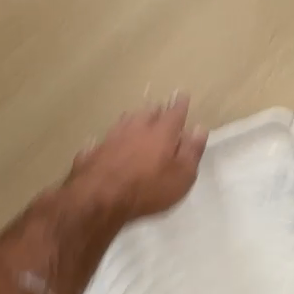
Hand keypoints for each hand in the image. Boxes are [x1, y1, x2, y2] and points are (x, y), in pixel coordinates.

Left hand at [67, 98, 208, 224]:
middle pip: (148, 113)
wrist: (98, 199)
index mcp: (162, 133)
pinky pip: (105, 138)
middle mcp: (137, 129)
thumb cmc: (149, 189)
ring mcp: (112, 138)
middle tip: (161, 106)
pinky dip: (111, 137)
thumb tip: (199, 128)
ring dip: (134, 118)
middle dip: (156, 109)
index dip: (180, 104)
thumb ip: (192, 151)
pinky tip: (107, 139)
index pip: (174, 113)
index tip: (182, 94)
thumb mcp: (182, 175)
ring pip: (125, 121)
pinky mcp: (94, 151)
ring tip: (137, 116)